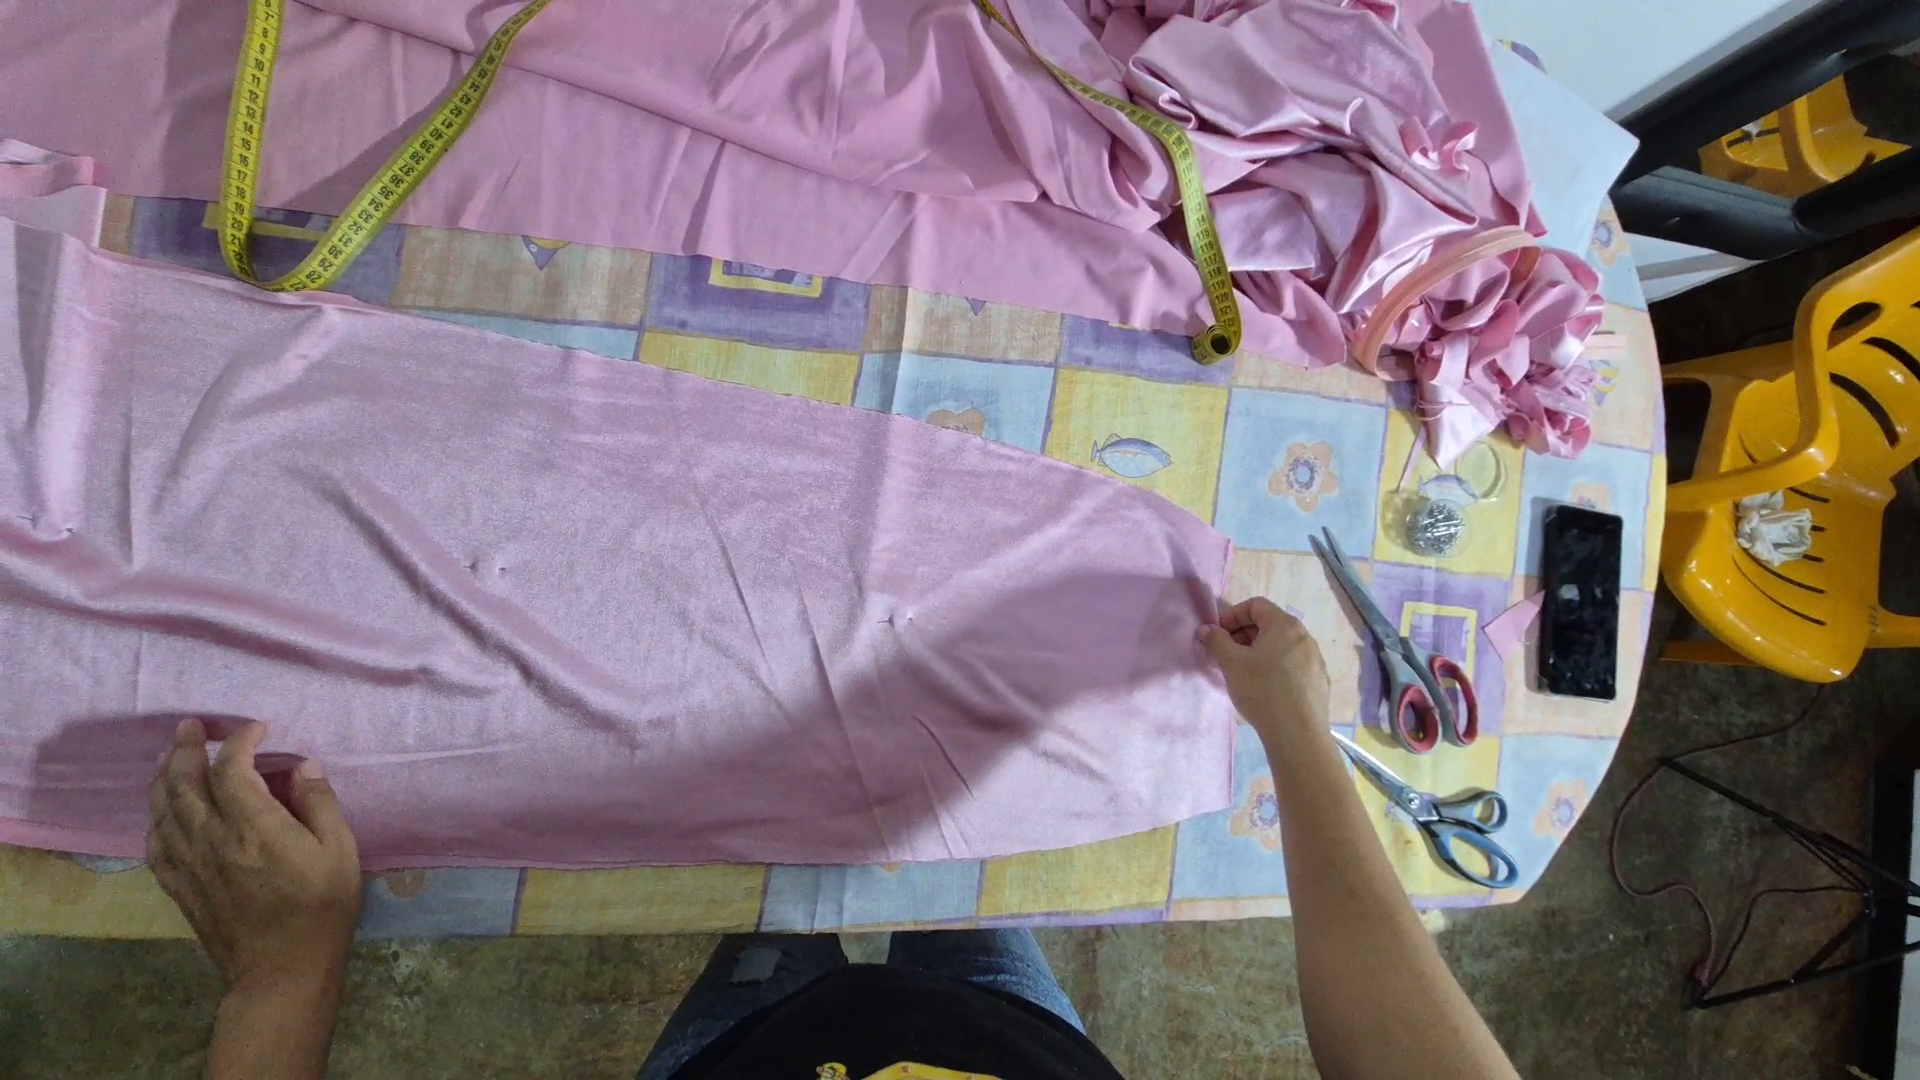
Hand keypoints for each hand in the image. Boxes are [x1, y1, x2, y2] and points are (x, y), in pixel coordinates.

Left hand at [147, 719, 362, 990]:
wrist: (282, 964)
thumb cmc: (323, 902)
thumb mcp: (340, 848)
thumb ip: (320, 803)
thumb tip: (304, 765)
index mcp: (255, 828)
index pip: (233, 772)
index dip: (240, 743)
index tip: (257, 727)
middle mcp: (214, 841)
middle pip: (184, 787)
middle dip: (185, 751)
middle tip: (191, 726)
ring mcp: (191, 865)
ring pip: (163, 812)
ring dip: (164, 779)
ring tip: (172, 757)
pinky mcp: (181, 885)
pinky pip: (156, 843)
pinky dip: (157, 817)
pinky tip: (165, 810)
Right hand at [1199, 597, 1329, 738]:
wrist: (1297, 733)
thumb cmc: (1262, 690)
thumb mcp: (1231, 663)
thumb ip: (1216, 640)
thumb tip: (1206, 629)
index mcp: (1284, 625)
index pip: (1256, 605)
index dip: (1233, 615)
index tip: (1219, 635)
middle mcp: (1304, 637)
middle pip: (1269, 624)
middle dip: (1244, 635)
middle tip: (1227, 654)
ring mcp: (1315, 660)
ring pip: (1281, 646)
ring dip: (1259, 652)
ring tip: (1244, 673)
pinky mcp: (1319, 681)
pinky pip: (1292, 665)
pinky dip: (1275, 668)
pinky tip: (1266, 689)